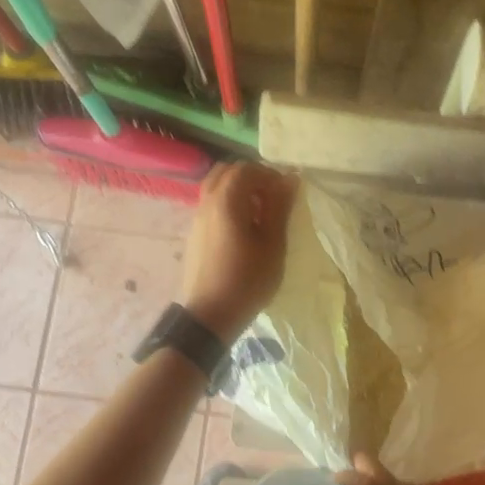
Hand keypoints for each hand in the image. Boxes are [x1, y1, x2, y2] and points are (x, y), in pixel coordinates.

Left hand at [178, 162, 298, 341]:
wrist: (210, 315)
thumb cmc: (247, 280)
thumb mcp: (273, 244)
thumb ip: (279, 207)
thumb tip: (289, 178)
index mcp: (227, 200)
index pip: (248, 169)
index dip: (270, 175)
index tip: (286, 194)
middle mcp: (207, 202)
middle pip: (228, 172)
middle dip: (253, 178)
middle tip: (273, 199)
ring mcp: (197, 217)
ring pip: (216, 187)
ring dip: (239, 191)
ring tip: (259, 215)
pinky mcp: (194, 233)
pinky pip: (211, 204)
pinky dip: (228, 204)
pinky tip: (243, 230)